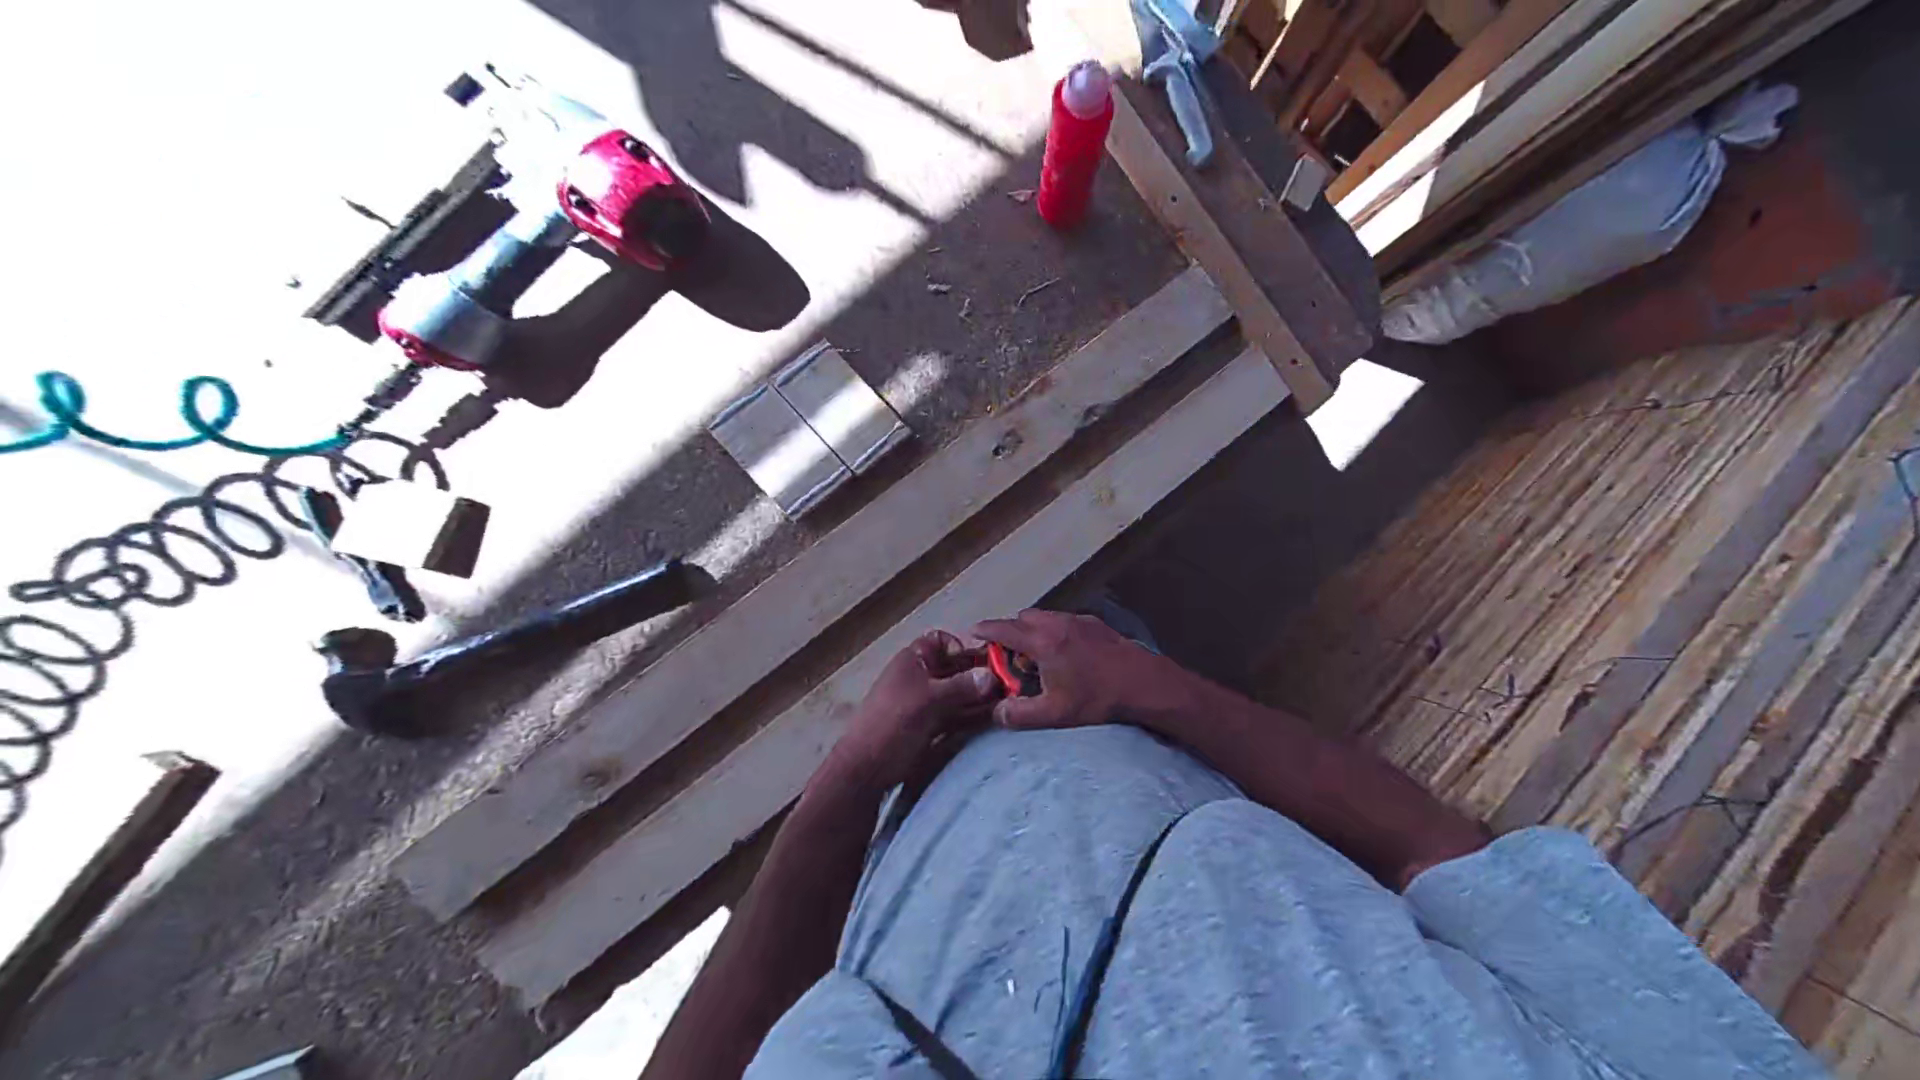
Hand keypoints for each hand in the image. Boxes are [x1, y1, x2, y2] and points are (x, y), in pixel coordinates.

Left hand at [824, 630, 1001, 792]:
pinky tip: (993, 718)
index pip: (940, 640)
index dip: (960, 646)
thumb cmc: (893, 723)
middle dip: (978, 673)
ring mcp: (926, 703)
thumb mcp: (928, 700)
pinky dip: (972, 714)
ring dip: (979, 696)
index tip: (982, 661)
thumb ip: (961, 686)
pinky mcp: (930, 726)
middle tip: (1008, 684)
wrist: (866, 769)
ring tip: (1007, 702)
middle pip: (954, 667)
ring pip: (958, 692)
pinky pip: (956, 714)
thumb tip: (992, 675)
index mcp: (913, 660)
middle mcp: (921, 677)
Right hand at [970, 609, 1179, 729]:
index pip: (1003, 628)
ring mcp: (1078, 620)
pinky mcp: (1095, 623)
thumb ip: (1020, 714)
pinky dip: (1054, 631)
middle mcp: (1056, 623)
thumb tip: (996, 712)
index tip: (973, 633)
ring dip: (1034, 631)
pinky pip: (1063, 620)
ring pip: (1044, 617)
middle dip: (1011, 632)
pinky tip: (1066, 654)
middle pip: (1022, 618)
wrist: (1145, 683)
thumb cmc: (1098, 698)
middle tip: (1010, 657)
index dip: (984, 630)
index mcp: (1042, 641)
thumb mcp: (1055, 713)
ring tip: (1039, 658)